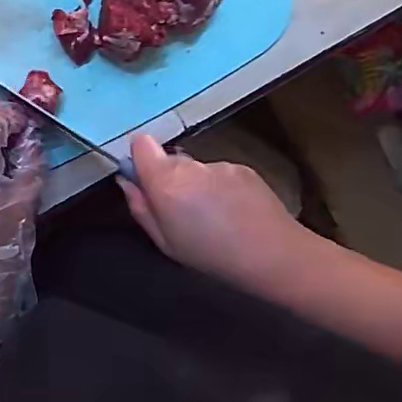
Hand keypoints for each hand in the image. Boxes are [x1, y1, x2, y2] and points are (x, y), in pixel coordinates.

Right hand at [118, 134, 307, 288]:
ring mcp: (218, 165)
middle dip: (169, 180)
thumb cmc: (211, 256)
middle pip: (168, 161)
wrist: (275, 255)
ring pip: (195, 169)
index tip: (144, 181)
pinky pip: (219, 174)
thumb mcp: (164, 243)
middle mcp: (190, 165)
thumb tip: (126, 182)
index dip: (139, 158)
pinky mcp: (243, 168)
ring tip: (213, 218)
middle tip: (182, 213)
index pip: (141, 145)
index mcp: (165, 183)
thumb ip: (140, 207)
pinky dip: (221, 189)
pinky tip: (234, 213)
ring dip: (197, 186)